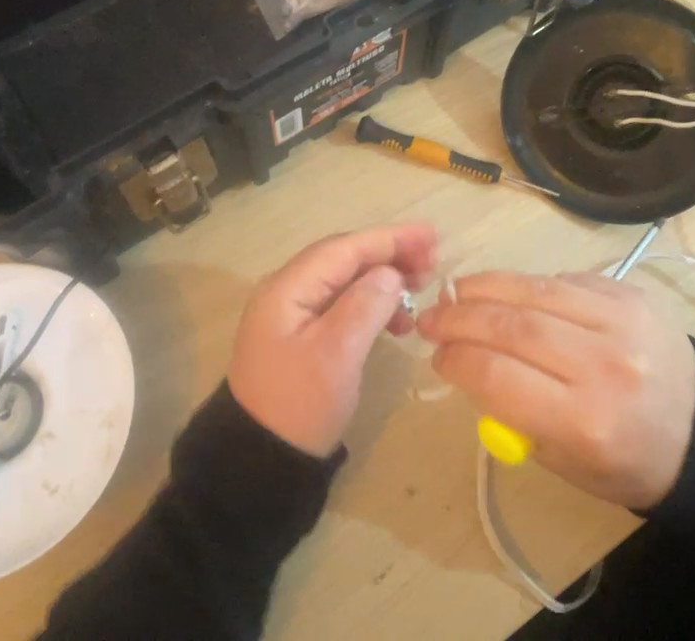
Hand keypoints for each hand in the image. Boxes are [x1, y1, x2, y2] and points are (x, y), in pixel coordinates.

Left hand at [228, 224, 438, 456]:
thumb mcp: (337, 355)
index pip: (345, 248)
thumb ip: (364, 306)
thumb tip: (390, 273)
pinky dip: (372, 304)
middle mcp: (287, 291)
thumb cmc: (299, 405)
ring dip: (384, 278)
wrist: (260, 458)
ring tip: (422, 287)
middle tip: (434, 261)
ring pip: (345, 279)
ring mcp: (293, 313)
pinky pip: (342, 303)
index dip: (390, 238)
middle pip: (345, 258)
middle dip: (390, 254)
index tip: (432, 235)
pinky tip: (398, 322)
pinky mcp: (303, 335)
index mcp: (288, 288)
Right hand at [418, 272, 694, 508]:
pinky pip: (565, 279)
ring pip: (535, 290)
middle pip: (512, 326)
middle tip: (431, 317)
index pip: (498, 376)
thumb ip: (510, 411)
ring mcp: (623, 322)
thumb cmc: (625, 461)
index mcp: (586, 422)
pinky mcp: (633, 294)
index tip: (435, 355)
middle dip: (459, 317)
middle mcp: (605, 365)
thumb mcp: (561, 460)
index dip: (455, 360)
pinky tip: (511, 293)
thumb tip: (465, 357)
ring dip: (485, 287)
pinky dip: (528, 284)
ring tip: (457, 292)